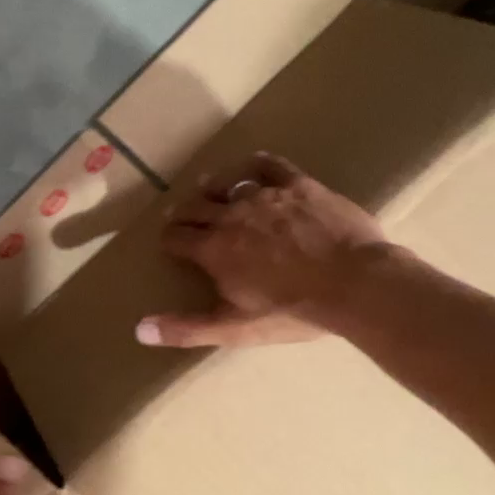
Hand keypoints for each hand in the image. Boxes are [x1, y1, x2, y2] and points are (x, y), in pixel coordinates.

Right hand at [138, 151, 398, 348]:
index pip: (175, 236)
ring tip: (209, 190)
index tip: (170, 244)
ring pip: (226, 183)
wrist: (356, 284)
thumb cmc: (292, 311)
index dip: (169, 240)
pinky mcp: (298, 186)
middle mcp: (230, 216)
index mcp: (212, 249)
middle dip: (184, 213)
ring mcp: (264, 197)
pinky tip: (254, 165)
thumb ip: (186, 328)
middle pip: (194, 206)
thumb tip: (139, 331)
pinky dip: (256, 164)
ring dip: (213, 187)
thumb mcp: (234, 328)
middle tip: (183, 218)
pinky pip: (269, 165)